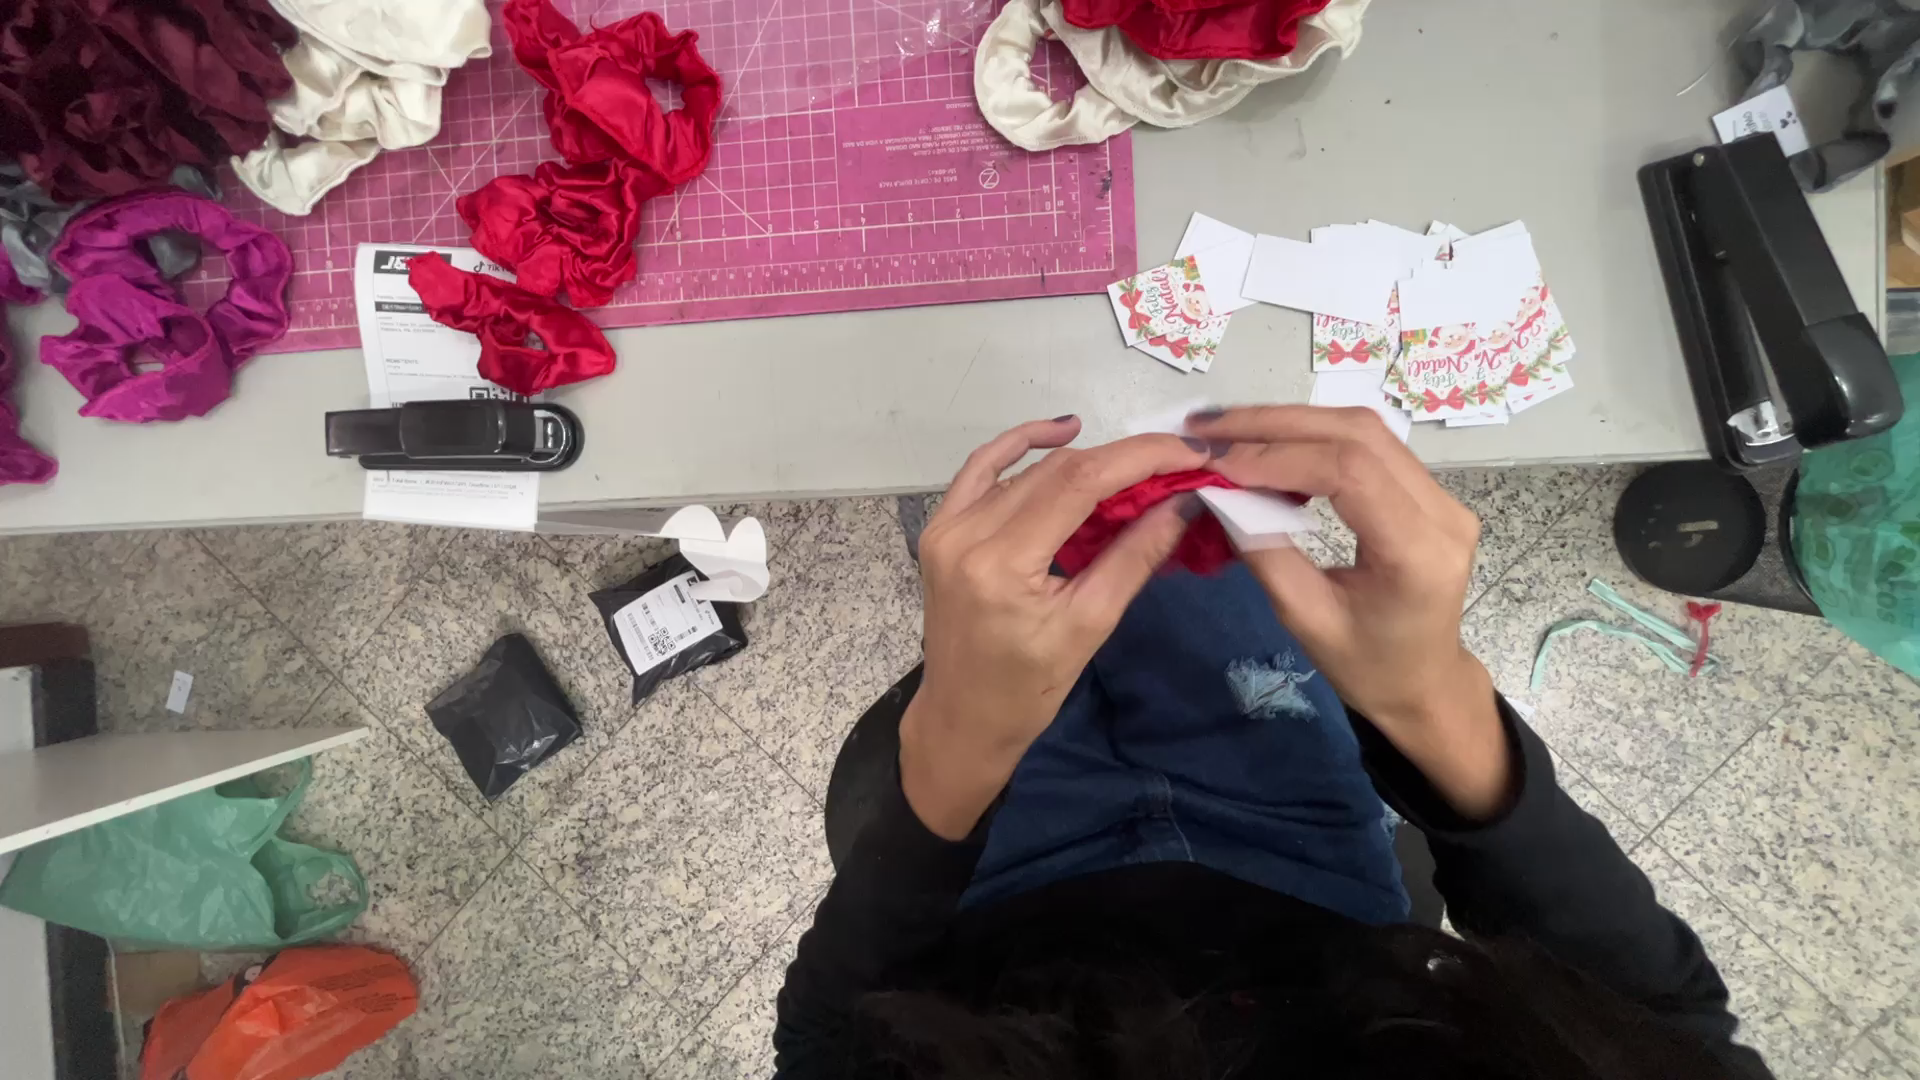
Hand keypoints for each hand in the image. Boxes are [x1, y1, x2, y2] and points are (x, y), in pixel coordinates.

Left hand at [901, 416, 1210, 838]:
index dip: (1139, 457)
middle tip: (1172, 466)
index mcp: (1002, 564)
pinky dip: (1019, 446)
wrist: (961, 716)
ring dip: (1082, 462)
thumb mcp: (1089, 626)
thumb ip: (1134, 556)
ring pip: (1025, 471)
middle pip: (1054, 471)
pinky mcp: (939, 529)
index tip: (1189, 451)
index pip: (1079, 483)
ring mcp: (945, 528)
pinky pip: (981, 470)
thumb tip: (1183, 500)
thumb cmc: (1028, 689)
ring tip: (1134, 468)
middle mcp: (966, 534)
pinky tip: (1062, 432)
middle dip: (1120, 461)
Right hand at [1187, 405, 1512, 819]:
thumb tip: (1217, 494)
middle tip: (1206, 428)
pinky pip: (1364, 444)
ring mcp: (1440, 494)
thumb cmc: (1364, 664)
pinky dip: (1306, 436)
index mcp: (1416, 553)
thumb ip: (1264, 550)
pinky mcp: (1423, 490)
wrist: (1422, 682)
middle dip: (1273, 424)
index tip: (1216, 463)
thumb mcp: (1303, 617)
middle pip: (1357, 433)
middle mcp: (1442, 511)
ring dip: (1287, 422)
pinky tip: (1264, 444)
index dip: (1277, 458)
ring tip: (1225, 429)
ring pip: (1361, 429)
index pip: (1348, 472)